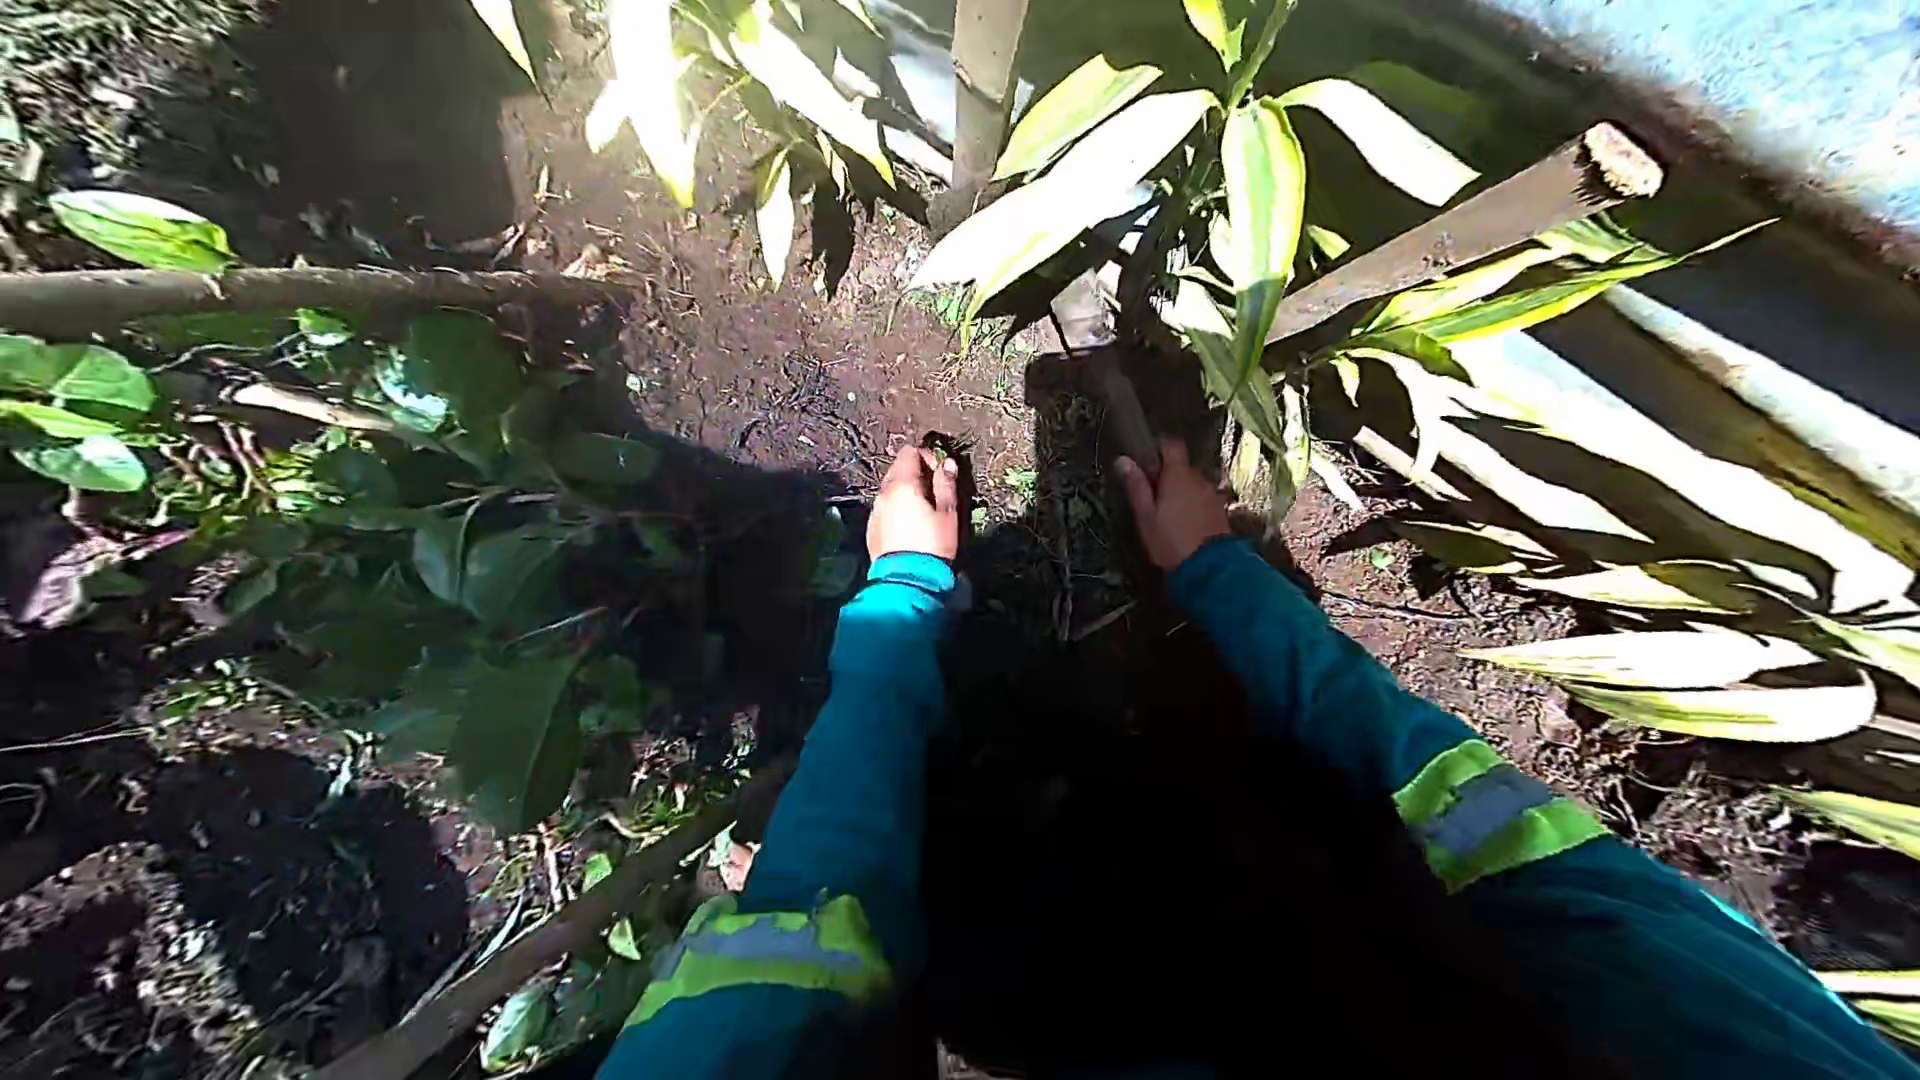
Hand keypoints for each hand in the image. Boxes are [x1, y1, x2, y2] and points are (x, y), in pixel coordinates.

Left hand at [868, 443, 959, 560]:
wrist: (908, 579)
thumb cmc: (932, 545)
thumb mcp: (948, 513)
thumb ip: (946, 484)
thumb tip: (947, 464)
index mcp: (902, 485)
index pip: (909, 452)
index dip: (928, 457)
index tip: (940, 472)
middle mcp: (883, 493)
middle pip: (898, 469)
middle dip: (917, 473)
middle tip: (935, 492)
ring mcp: (875, 511)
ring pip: (890, 489)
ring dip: (906, 492)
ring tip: (923, 511)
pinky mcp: (872, 528)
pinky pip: (885, 508)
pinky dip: (897, 508)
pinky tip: (909, 526)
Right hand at [1115, 437, 1229, 571]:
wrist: (1208, 567)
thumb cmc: (1170, 540)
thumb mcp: (1145, 515)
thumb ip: (1136, 486)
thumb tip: (1123, 461)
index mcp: (1178, 475)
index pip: (1172, 445)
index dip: (1159, 445)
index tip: (1147, 456)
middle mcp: (1199, 479)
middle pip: (1182, 466)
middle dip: (1167, 474)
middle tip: (1150, 493)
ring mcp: (1212, 494)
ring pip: (1192, 483)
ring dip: (1180, 490)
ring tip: (1166, 512)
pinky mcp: (1220, 510)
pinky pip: (1202, 497)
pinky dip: (1192, 502)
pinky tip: (1183, 521)